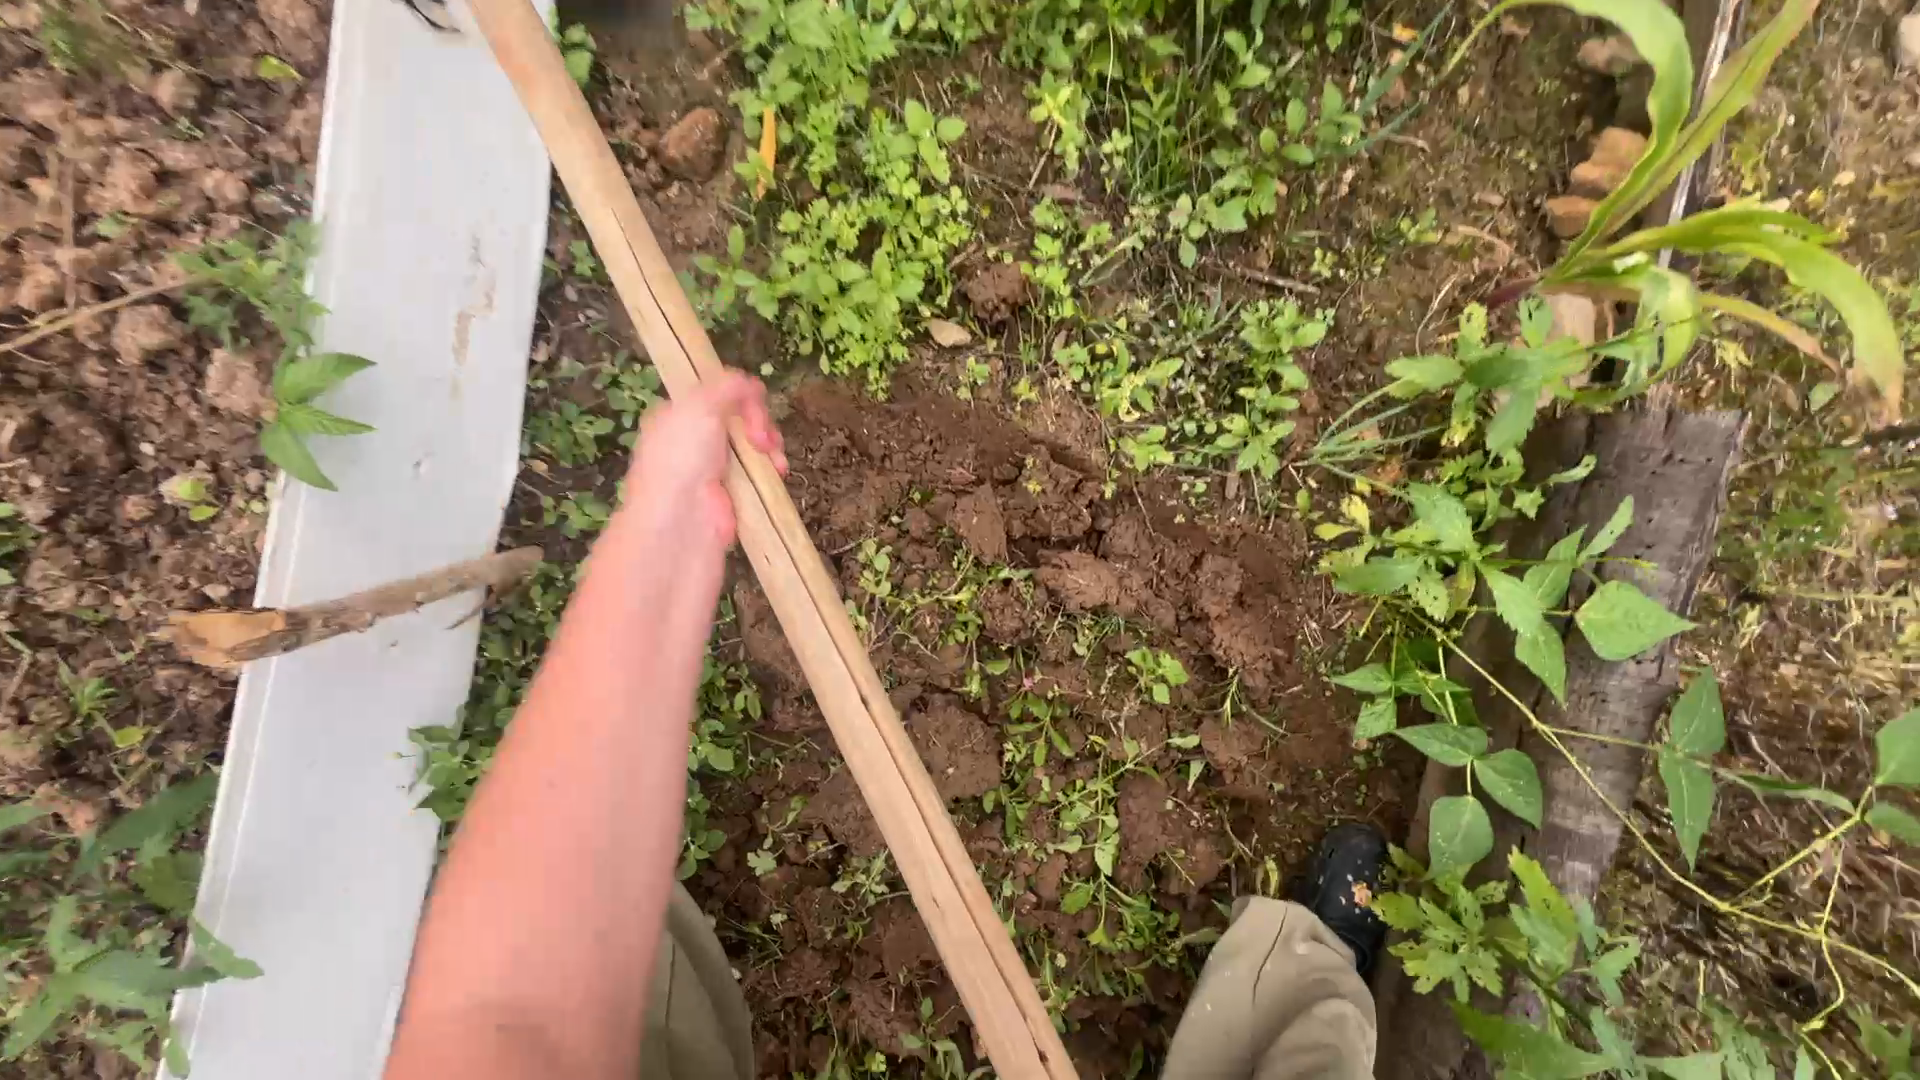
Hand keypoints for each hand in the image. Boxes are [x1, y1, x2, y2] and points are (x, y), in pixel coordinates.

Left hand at [617, 371, 786, 550]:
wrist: (681, 519)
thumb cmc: (683, 456)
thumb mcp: (701, 406)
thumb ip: (729, 386)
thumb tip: (753, 384)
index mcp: (678, 415)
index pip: (717, 395)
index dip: (740, 397)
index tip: (754, 406)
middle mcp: (694, 440)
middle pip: (739, 419)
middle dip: (760, 424)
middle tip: (764, 438)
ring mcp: (713, 468)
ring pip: (752, 445)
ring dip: (770, 446)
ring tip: (776, 460)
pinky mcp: (732, 492)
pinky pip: (757, 472)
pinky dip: (770, 470)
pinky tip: (777, 472)